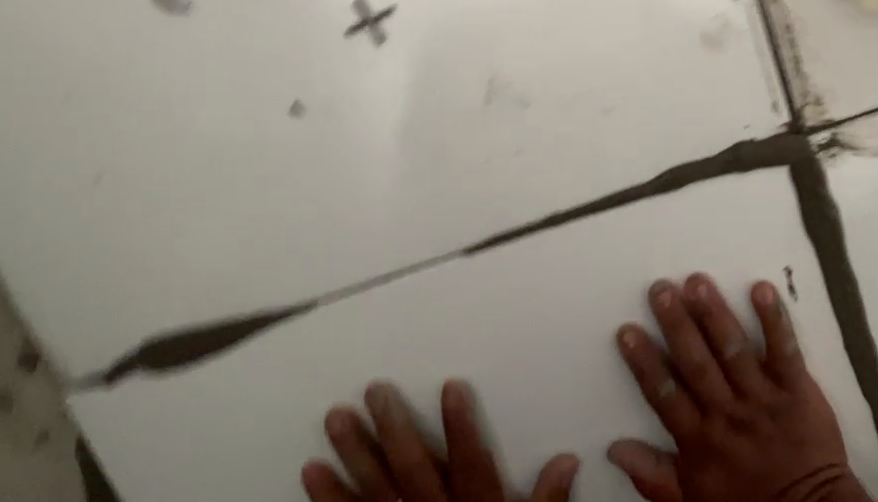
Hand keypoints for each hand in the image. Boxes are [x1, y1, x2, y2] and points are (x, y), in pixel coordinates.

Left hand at [303, 380, 579, 501]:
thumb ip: (546, 500)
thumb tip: (566, 460)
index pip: (469, 462)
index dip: (461, 425)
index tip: (451, 387)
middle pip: (412, 470)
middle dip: (393, 428)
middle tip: (374, 392)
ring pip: (374, 491)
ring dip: (353, 454)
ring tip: (335, 418)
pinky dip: (328, 499)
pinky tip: (311, 471)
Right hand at [609, 274, 867, 501]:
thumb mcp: (692, 501)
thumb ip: (653, 475)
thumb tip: (614, 448)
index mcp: (700, 440)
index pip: (666, 395)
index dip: (645, 364)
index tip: (627, 330)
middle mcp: (728, 414)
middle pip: (697, 364)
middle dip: (677, 325)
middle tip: (660, 289)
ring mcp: (763, 399)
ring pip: (734, 351)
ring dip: (715, 315)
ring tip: (698, 282)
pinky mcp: (797, 390)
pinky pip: (785, 351)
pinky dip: (774, 320)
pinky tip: (761, 289)